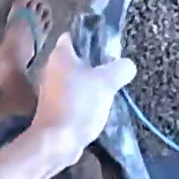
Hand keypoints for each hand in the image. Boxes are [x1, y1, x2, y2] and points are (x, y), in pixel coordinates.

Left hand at [29, 33, 136, 165]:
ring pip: (76, 78)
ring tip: (109, 90)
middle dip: (95, 63)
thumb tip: (127, 65)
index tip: (107, 47)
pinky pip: (73, 96)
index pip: (74, 36)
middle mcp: (52, 68)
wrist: (56, 142)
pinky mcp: (54, 107)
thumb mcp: (106, 82)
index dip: (90, 38)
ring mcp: (51, 89)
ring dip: (91, 83)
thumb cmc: (79, 104)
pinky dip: (85, 99)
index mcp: (60, 55)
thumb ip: (120, 69)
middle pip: (77, 58)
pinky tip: (98, 108)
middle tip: (113, 70)